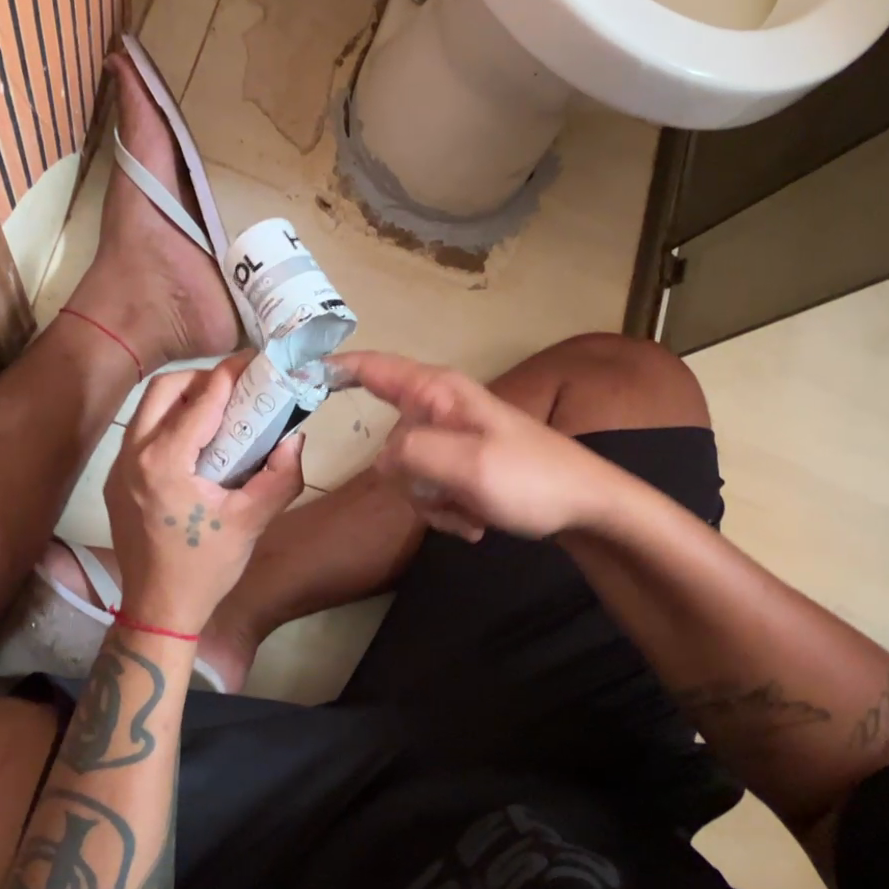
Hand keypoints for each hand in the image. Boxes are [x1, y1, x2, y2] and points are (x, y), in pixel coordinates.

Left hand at [106, 353, 305, 630]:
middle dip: (202, 378)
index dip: (231, 375)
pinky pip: (141, 434)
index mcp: (164, 463)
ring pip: (147, 410)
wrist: (158, 610)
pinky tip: (196, 442)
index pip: (200, 400)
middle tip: (236, 385)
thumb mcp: (251, 523)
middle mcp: (132, 457)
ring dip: (182, 399)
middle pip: (164, 390)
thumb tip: (294, 438)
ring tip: (219, 409)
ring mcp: (118, 469)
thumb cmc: (206, 569)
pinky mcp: (115, 481)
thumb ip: (280, 477)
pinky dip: (168, 423)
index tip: (256, 361)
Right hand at [325, 351, 618, 540]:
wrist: (587, 506)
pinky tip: (478, 522)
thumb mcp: (466, 465)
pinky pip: (432, 492)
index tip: (301, 371)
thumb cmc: (531, 478)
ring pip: (410, 475)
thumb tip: (383, 457)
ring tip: (473, 512)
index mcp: (440, 393)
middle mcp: (442, 410)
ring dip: (434, 503)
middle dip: (411, 480)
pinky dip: (449, 512)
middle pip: (391, 443)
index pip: (376, 368)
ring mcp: (454, 440)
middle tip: (448, 495)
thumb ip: (410, 453)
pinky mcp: (464, 466)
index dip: (336, 366)